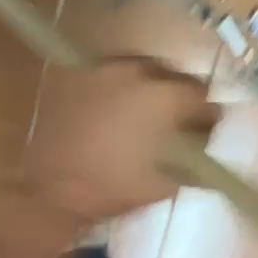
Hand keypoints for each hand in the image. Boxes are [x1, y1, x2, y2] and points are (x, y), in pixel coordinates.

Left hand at [21, 57, 220, 224]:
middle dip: (180, 96)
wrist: (50, 188)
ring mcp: (105, 68)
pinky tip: (117, 107)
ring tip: (146, 111)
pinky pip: (112, 72)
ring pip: (143, 68)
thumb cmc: (111, 189)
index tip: (204, 130)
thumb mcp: (164, 184)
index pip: (202, 96)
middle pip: (175, 74)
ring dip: (151, 86)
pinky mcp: (78, 73)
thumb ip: (191, 162)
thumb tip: (202, 149)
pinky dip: (122, 86)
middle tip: (177, 120)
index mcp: (165, 98)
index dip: (207, 115)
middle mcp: (138, 72)